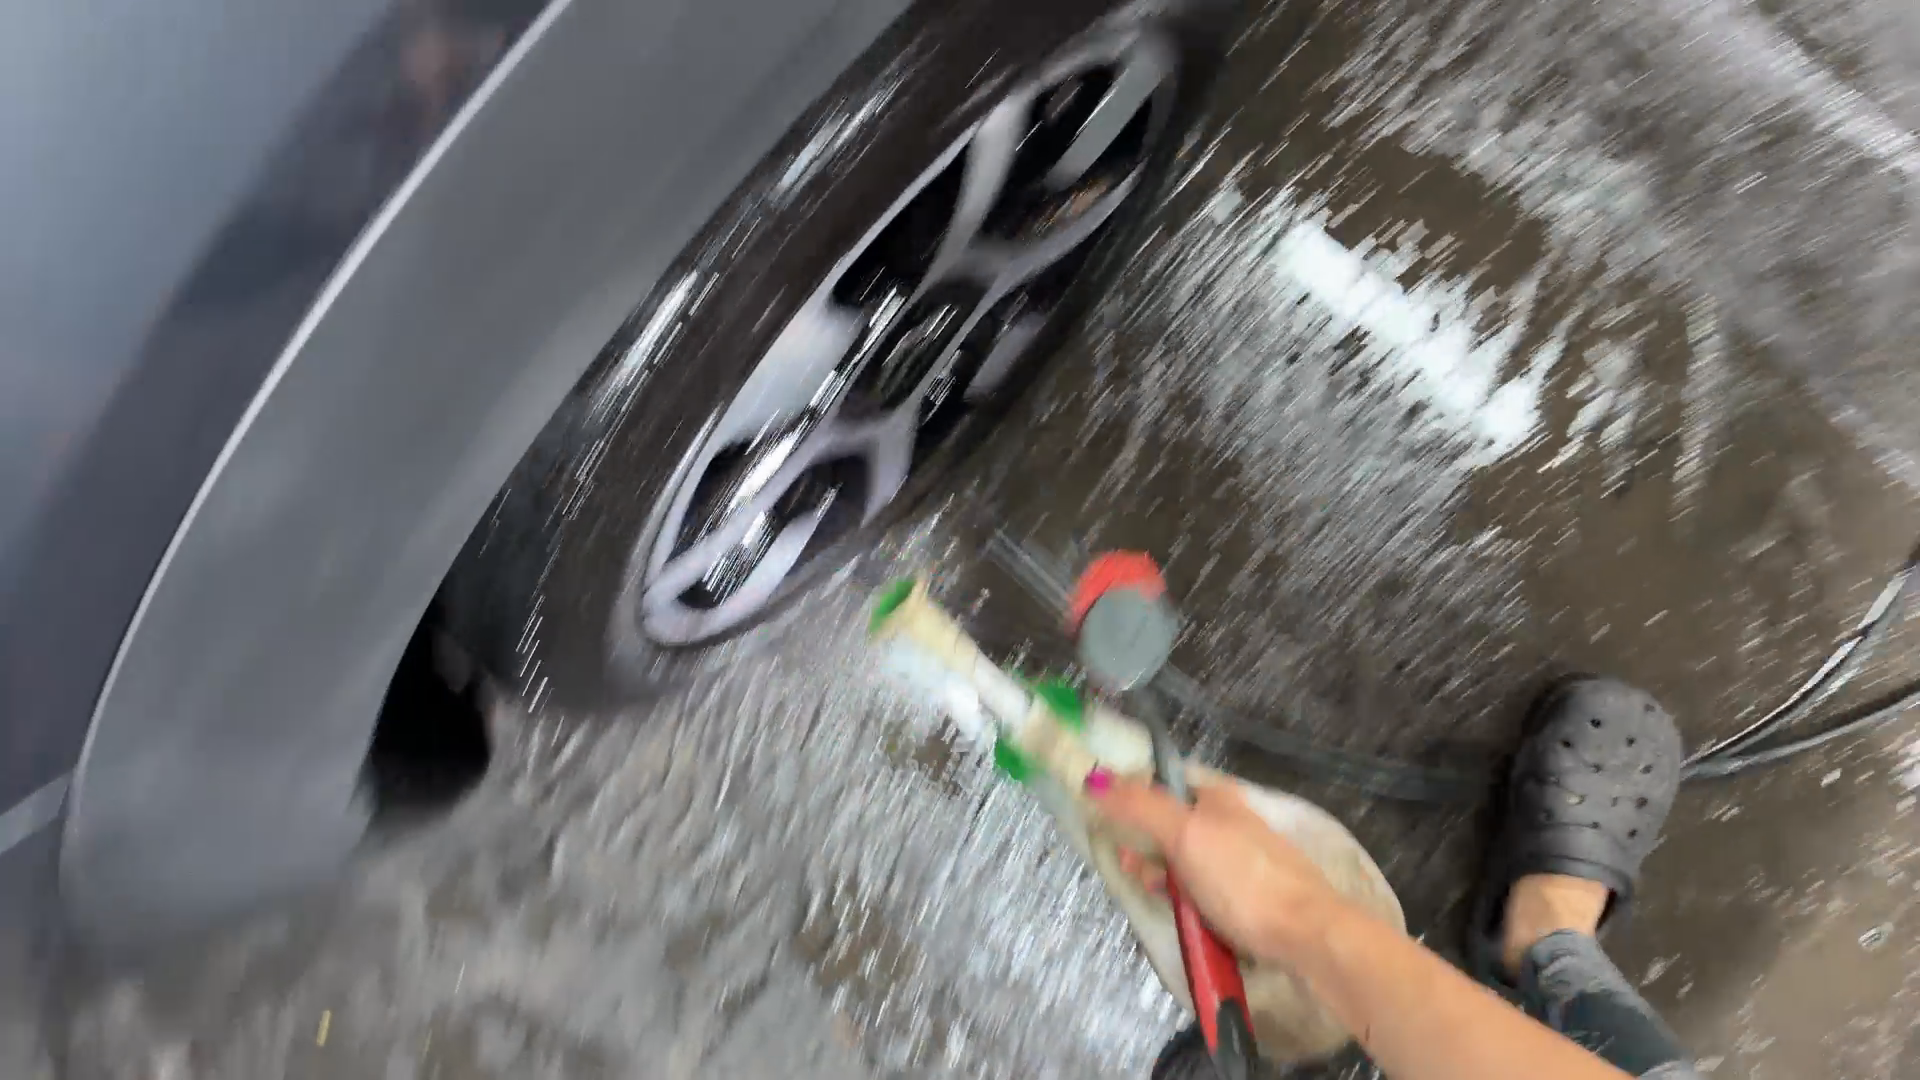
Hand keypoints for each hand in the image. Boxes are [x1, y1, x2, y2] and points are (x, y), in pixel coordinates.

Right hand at [1089, 774, 1346, 962]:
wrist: (1309, 936)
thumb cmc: (1241, 877)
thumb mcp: (1183, 834)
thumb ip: (1138, 806)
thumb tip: (1095, 778)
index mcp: (1217, 797)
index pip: (1163, 783)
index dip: (1133, 797)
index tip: (1110, 819)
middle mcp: (1230, 822)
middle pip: (1172, 824)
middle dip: (1144, 844)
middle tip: (1126, 864)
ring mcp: (1243, 861)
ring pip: (1187, 861)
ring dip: (1163, 875)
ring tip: (1151, 892)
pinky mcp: (1252, 898)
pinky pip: (1205, 891)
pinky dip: (1187, 899)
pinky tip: (1182, 914)